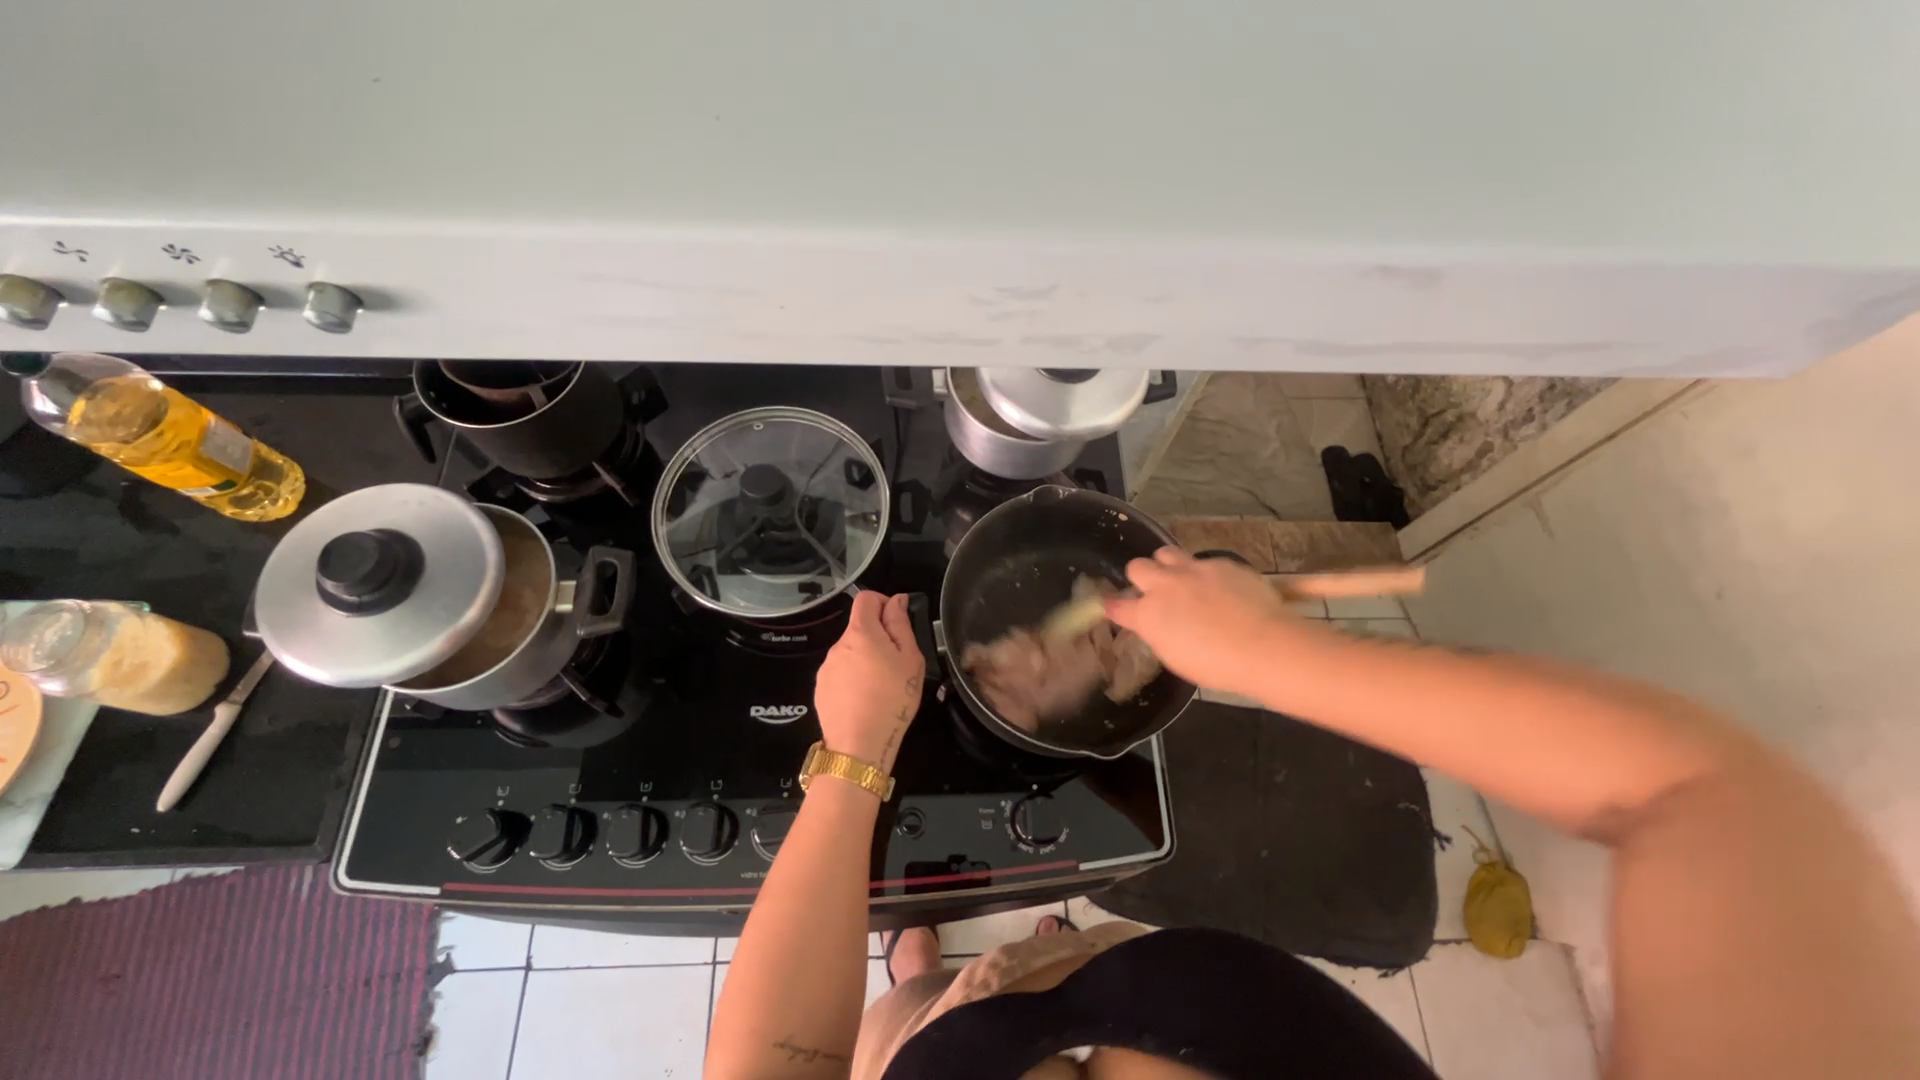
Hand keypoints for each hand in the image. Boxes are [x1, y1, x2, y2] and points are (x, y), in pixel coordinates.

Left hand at [814, 592, 925, 771]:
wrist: (859, 746)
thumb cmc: (892, 700)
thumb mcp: (910, 660)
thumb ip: (901, 625)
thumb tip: (896, 601)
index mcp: (860, 632)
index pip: (866, 598)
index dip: (884, 604)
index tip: (898, 624)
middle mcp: (838, 645)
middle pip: (859, 628)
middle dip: (878, 639)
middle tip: (897, 665)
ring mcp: (826, 668)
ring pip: (850, 653)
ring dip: (865, 661)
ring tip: (882, 688)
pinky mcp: (821, 689)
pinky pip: (840, 674)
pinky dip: (852, 680)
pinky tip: (864, 701)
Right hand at [1103, 547, 1324, 698]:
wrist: (1264, 646)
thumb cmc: (1217, 665)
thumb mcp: (1175, 656)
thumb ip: (1159, 633)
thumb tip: (1156, 624)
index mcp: (1149, 615)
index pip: (1117, 606)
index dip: (1112, 606)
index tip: (1111, 606)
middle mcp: (1165, 586)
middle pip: (1137, 566)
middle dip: (1141, 576)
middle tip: (1155, 591)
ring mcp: (1193, 570)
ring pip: (1166, 553)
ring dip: (1168, 565)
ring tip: (1182, 580)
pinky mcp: (1221, 563)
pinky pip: (1203, 561)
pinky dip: (1205, 573)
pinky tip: (1221, 589)